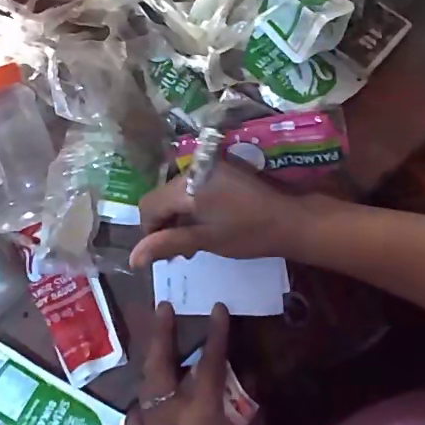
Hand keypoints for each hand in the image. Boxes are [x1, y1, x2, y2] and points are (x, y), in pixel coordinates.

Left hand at [127, 302, 270, 424]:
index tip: (218, 308)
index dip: (217, 332)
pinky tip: (154, 398)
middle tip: (164, 307)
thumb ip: (246, 401)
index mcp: (202, 413)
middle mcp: (169, 417)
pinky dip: (146, 399)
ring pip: (144, 386)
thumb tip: (243, 375)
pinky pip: (138, 414)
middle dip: (162, 333)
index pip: (209, 360)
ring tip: (160, 345)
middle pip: (160, 365)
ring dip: (153, 362)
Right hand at [129, 158, 331, 268]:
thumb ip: (167, 244)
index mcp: (188, 183)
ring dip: (180, 216)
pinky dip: (196, 206)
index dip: (149, 231)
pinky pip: (199, 186)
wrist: (292, 219)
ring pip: (181, 192)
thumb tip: (132, 258)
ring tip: (192, 243)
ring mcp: (214, 166)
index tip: (160, 253)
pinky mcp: (228, 169)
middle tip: (177, 252)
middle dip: (165, 224)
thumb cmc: (248, 232)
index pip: (149, 205)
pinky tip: (207, 225)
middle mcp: (197, 167)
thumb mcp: (204, 240)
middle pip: (164, 196)